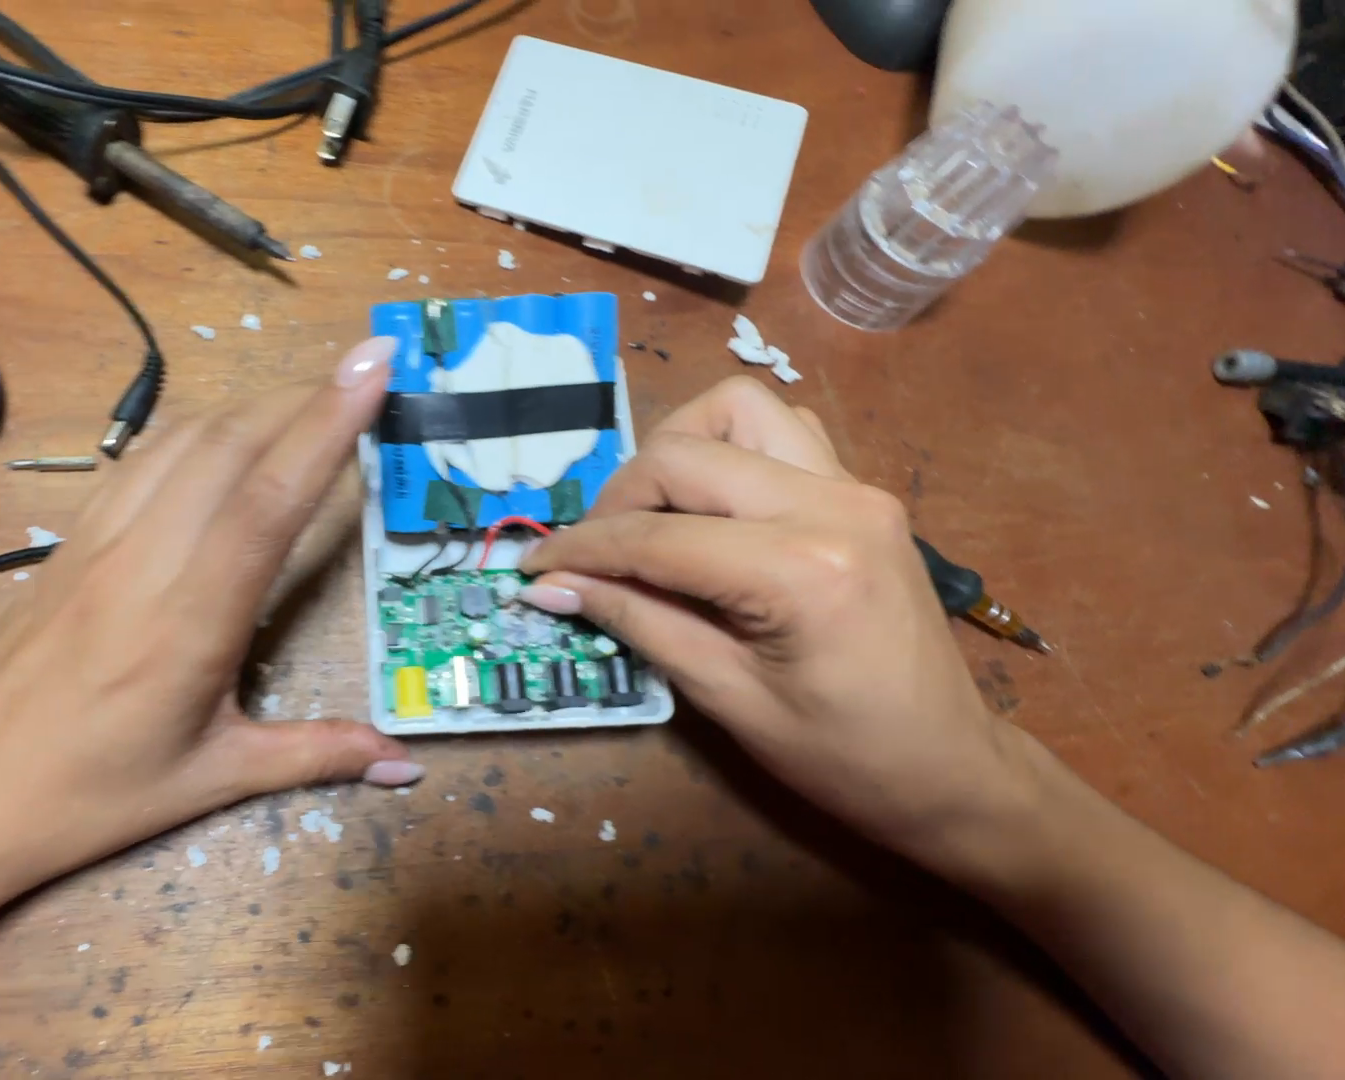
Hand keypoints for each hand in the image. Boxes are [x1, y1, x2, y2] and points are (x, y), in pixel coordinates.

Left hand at [0, 338, 420, 899]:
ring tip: (305, 401)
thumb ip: (318, 755)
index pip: (268, 500)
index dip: (326, 425)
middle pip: (229, 445)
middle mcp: (142, 562)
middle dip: (302, 398)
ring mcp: (96, 541)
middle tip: (361, 379)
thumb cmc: (90, 797)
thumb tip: (405, 768)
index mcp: (188, 624)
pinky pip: (140, 459)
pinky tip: (224, 439)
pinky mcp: (68, 538)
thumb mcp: (214, 781)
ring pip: (181, 439)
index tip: (372, 367)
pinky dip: (196, 430)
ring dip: (251, 406)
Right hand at [518, 376, 1036, 870]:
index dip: (580, 550)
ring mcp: (852, 484)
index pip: (655, 535)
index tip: (532, 568)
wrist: (951, 767)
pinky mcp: (857, 486)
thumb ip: (633, 620)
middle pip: (683, 452)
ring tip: (648, 514)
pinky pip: (775, 429)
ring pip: (733, 410)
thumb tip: (550, 585)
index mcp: (801, 570)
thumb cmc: (840, 755)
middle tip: (591, 554)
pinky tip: (706, 503)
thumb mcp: (721, 695)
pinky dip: (723, 448)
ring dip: (672, 452)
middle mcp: (832, 502)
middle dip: (617, 498)